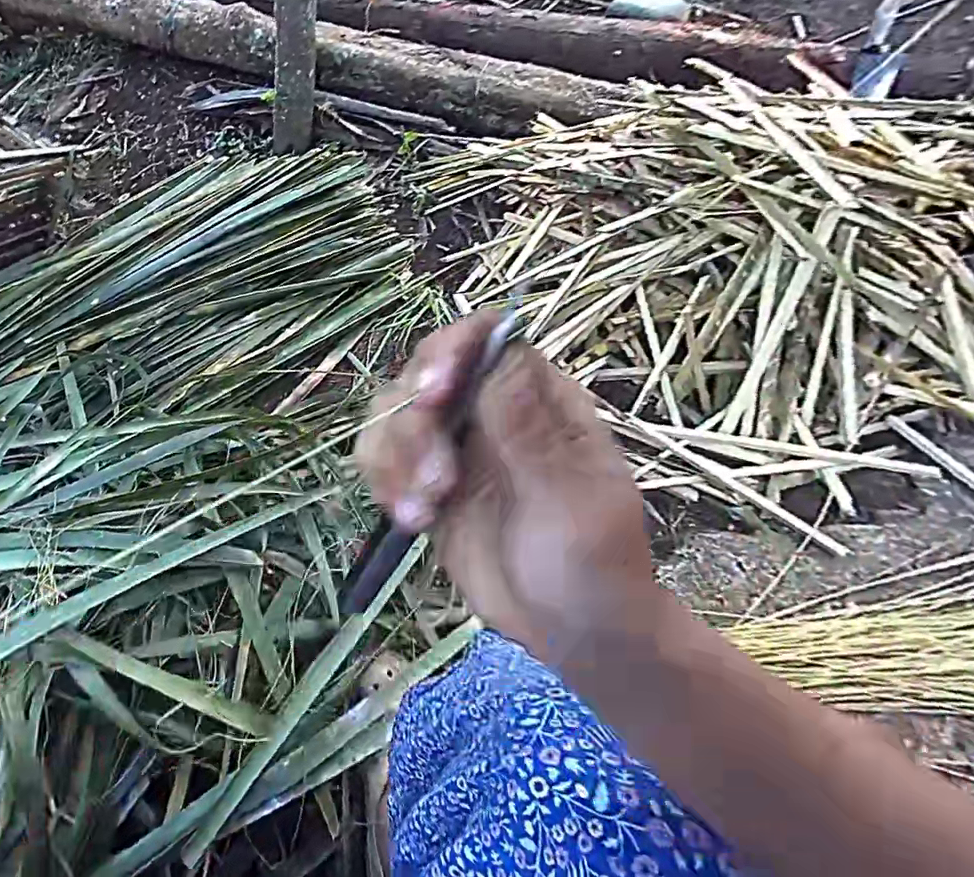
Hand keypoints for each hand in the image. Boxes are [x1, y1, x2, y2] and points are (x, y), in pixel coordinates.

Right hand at [354, 313, 658, 648]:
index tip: (433, 392)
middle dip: (414, 421)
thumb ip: (529, 430)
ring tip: (423, 512)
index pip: (486, 340)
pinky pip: (379, 457)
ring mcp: (451, 443)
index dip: (451, 350)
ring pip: (390, 413)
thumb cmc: (594, 565)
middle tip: (436, 480)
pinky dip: (382, 482)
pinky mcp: (422, 479)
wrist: (571, 632)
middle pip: (422, 373)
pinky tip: (410, 520)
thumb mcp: (571, 500)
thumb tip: (502, 352)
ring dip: (394, 458)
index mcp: (537, 398)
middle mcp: (487, 409)